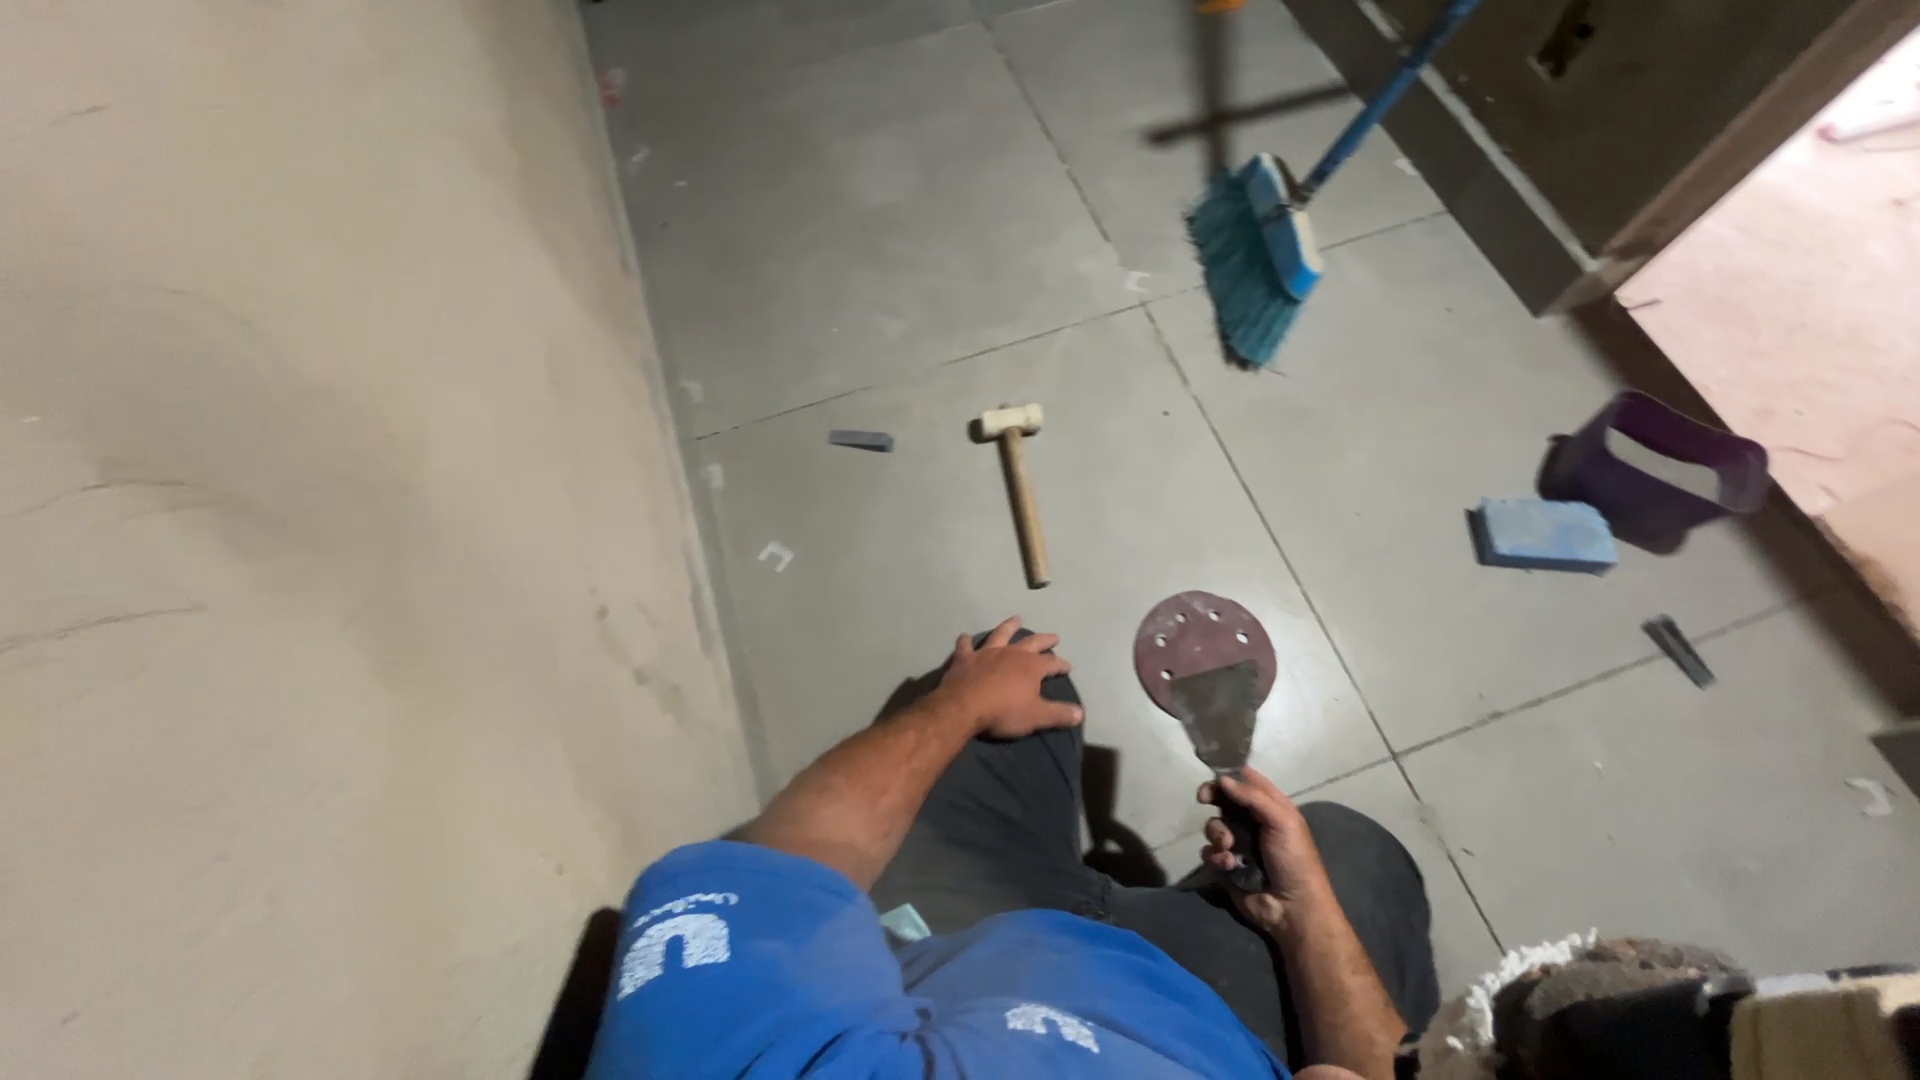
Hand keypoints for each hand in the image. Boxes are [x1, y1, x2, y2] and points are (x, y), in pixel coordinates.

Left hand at [933, 617, 1082, 738]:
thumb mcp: (1037, 717)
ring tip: (1016, 619)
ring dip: (1009, 626)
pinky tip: (964, 636)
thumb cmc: (1004, 712)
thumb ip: (1059, 714)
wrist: (963, 707)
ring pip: (1001, 634)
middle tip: (1054, 637)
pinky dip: (965, 640)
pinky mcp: (965, 658)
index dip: (1061, 665)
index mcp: (1031, 666)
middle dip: (1044, 640)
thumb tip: (1081, 713)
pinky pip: (965, 646)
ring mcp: (986, 653)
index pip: (1052, 663)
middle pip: (1032, 642)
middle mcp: (1011, 653)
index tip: (1068, 667)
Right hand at [1198, 767, 1333, 936]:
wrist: (1293, 909)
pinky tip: (1230, 866)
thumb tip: (1222, 779)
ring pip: (1213, 826)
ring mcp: (1238, 844)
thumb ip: (1252, 797)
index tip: (1214, 776)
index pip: (1246, 780)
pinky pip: (1209, 852)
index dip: (1229, 774)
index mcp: (1270, 807)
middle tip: (1204, 799)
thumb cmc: (1294, 860)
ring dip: (1217, 833)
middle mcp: (1251, 822)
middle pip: (1223, 798)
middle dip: (1212, 797)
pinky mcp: (1226, 865)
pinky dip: (1216, 857)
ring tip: (1229, 847)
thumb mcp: (1282, 821)